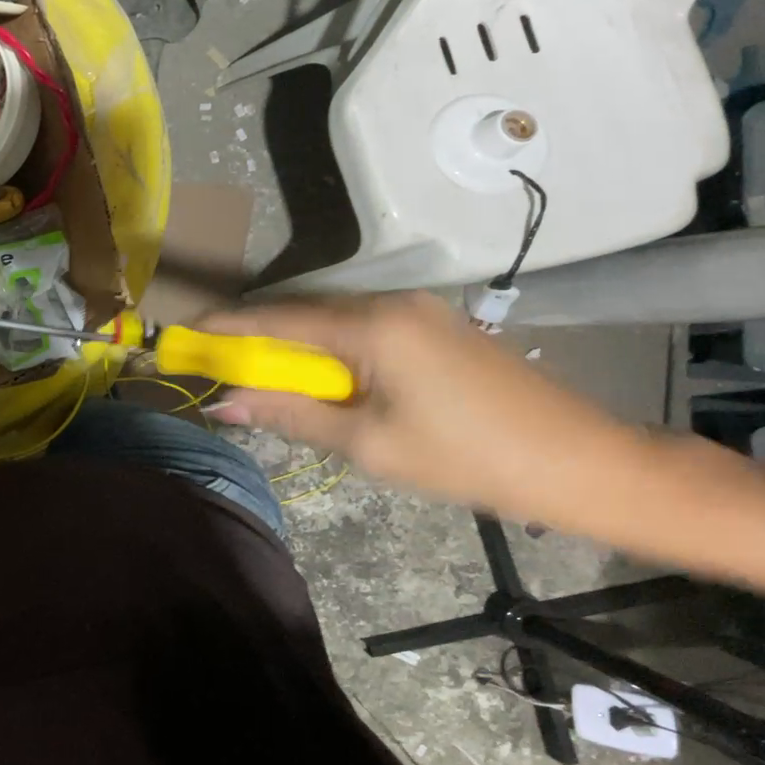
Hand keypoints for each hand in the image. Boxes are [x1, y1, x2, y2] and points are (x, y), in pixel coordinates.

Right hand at [197, 292, 616, 504]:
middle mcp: (391, 301)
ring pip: (327, 318)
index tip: (180, 336)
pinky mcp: (434, 324)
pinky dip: (324, 347)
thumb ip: (288, 414)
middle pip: (298, 312)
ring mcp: (418, 309)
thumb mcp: (366, 443)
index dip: (223, 328)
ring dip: (288, 343)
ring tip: (253, 374)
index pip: (274, 318)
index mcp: (372, 325)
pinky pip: (358, 326)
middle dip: (251, 336)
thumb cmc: (467, 458)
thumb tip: (221, 405)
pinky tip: (312, 375)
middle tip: (212, 362)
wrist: (583, 463)